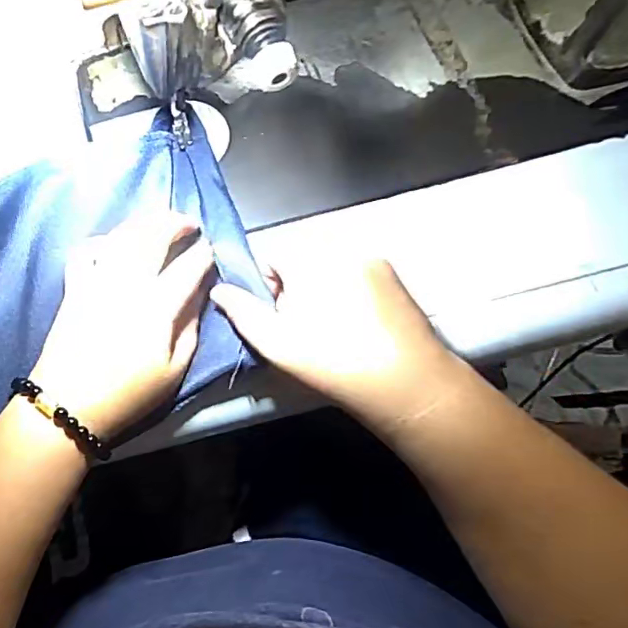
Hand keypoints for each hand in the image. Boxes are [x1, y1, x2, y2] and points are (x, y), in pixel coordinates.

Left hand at [27, 210, 216, 439]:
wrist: (68, 404)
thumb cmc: (128, 394)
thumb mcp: (173, 370)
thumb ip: (191, 328)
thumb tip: (200, 295)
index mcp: (158, 307)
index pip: (189, 267)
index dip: (204, 255)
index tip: (210, 251)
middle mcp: (128, 283)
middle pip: (154, 236)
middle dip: (175, 223)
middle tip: (189, 223)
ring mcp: (97, 280)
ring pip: (122, 235)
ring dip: (144, 222)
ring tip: (159, 221)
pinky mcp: (74, 286)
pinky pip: (86, 249)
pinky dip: (102, 239)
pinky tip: (113, 243)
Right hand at [210, 258, 470, 428]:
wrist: (407, 382)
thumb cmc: (333, 362)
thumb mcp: (276, 343)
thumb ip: (242, 311)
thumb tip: (220, 290)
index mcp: (309, 257)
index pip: (269, 255)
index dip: (265, 286)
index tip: (274, 317)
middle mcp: (341, 245)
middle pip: (300, 257)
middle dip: (293, 285)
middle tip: (300, 326)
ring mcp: (371, 258)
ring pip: (328, 265)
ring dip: (320, 287)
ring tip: (328, 328)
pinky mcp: (392, 274)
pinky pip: (355, 273)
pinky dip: (347, 290)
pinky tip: (354, 324)